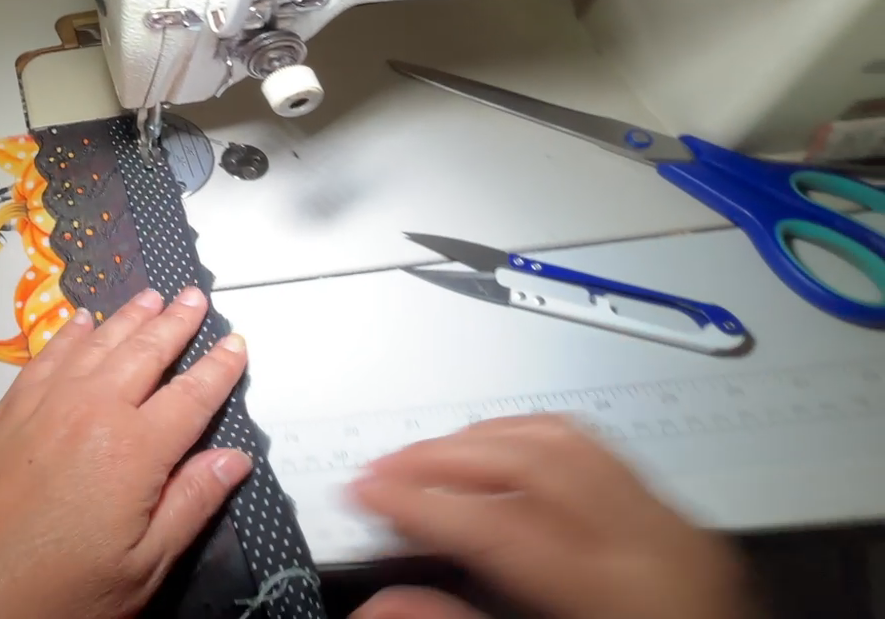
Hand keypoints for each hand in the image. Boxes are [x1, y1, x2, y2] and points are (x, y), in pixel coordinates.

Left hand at [0, 286, 252, 618]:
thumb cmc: (60, 586)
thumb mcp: (142, 565)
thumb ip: (190, 504)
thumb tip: (234, 458)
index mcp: (134, 450)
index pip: (190, 397)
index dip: (217, 368)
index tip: (236, 341)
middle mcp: (93, 408)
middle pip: (145, 353)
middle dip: (174, 323)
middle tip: (193, 295)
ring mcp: (49, 399)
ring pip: (98, 344)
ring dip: (128, 317)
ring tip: (151, 296)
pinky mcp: (14, 402)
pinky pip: (50, 354)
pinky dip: (72, 333)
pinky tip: (83, 321)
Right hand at [349, 415, 751, 618]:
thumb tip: (379, 606)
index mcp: (629, 599)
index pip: (503, 528)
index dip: (421, 504)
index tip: (361, 492)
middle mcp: (661, 551)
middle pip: (525, 465)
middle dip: (435, 458)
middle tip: (380, 470)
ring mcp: (674, 527)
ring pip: (554, 438)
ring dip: (473, 441)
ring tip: (423, 459)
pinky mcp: (674, 517)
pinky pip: (586, 443)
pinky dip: (521, 436)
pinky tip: (486, 453)